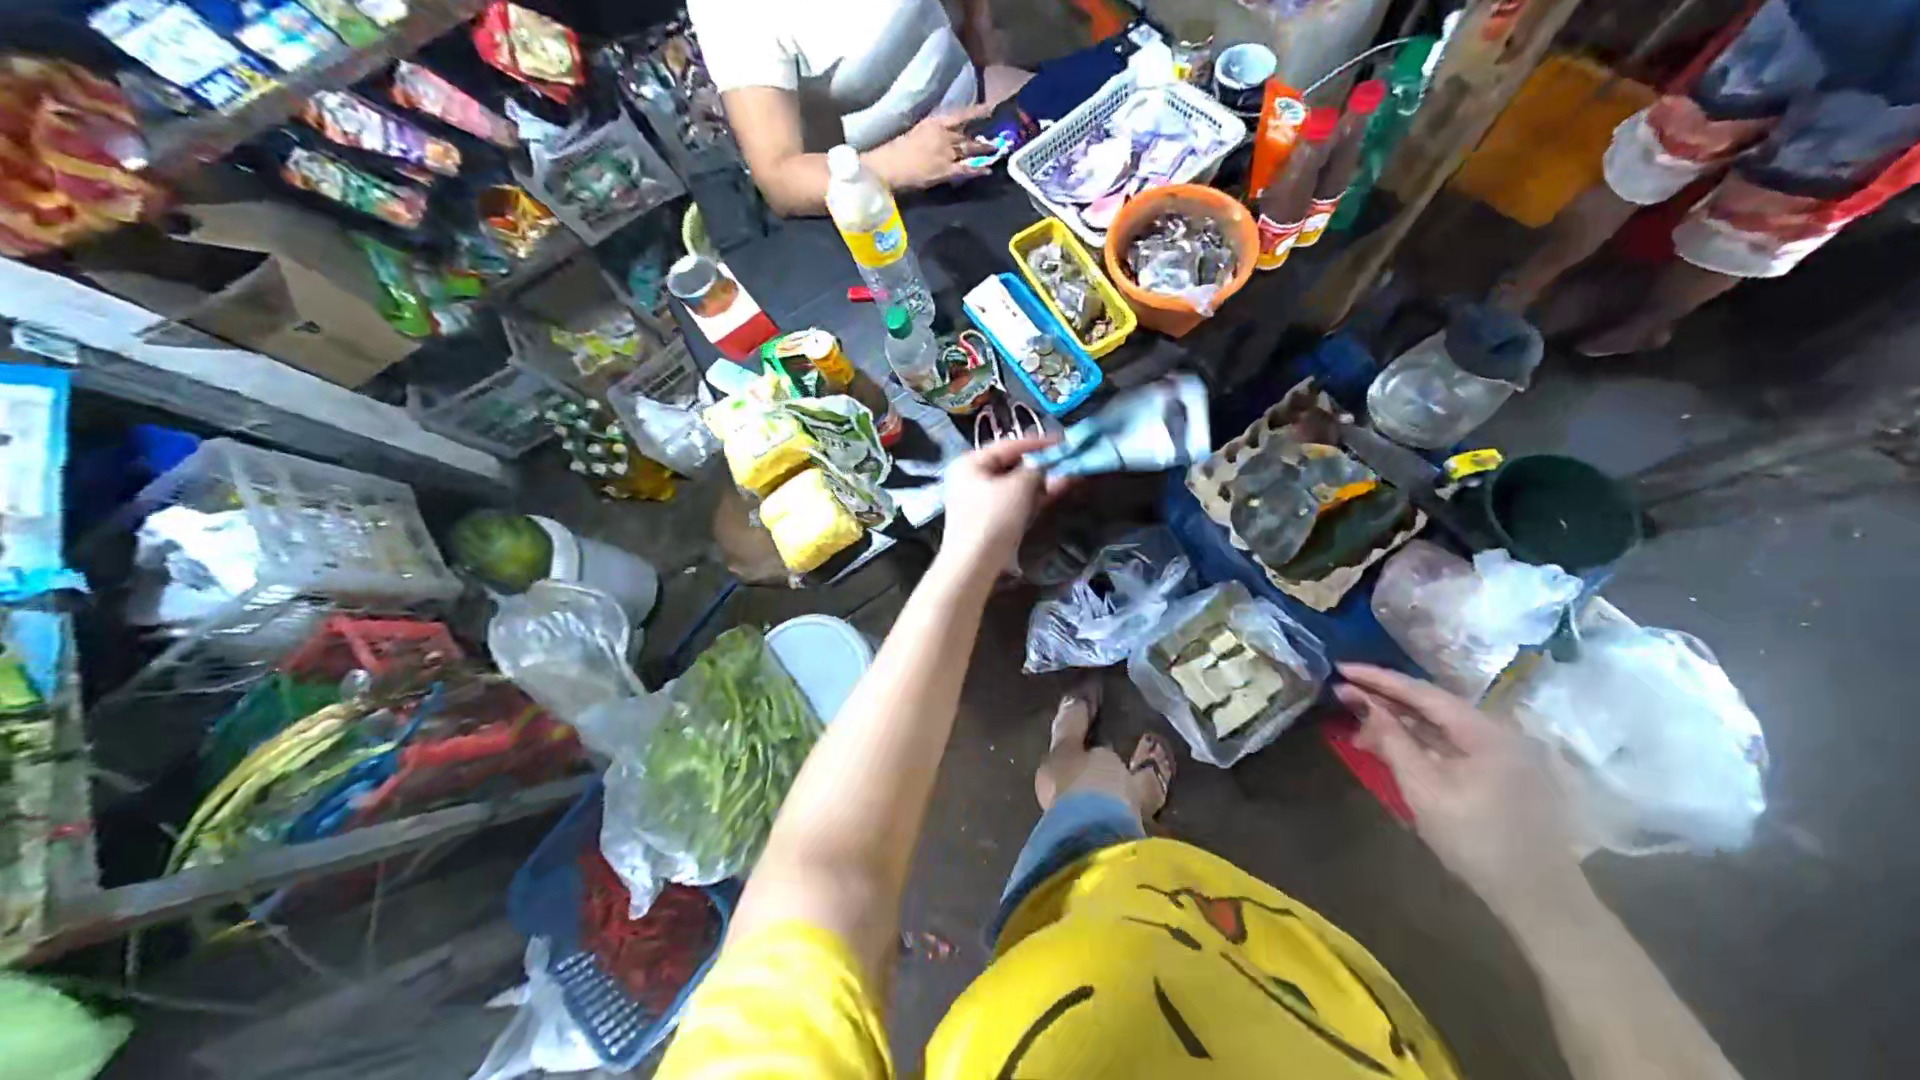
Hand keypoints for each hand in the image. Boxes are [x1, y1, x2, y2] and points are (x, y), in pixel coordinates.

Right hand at [869, 107, 995, 190]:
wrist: (890, 164)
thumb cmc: (898, 148)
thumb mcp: (917, 130)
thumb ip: (933, 130)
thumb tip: (944, 131)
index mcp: (935, 121)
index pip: (961, 114)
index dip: (977, 111)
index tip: (991, 107)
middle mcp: (945, 135)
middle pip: (967, 134)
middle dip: (982, 136)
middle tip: (995, 136)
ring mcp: (947, 153)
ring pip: (970, 149)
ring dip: (983, 149)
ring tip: (995, 150)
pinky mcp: (946, 170)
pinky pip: (966, 169)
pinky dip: (978, 170)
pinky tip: (988, 170)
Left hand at [937, 436, 1066, 574]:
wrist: (975, 564)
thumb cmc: (993, 518)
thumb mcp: (1019, 486)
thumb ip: (1035, 469)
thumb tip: (1043, 466)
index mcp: (971, 463)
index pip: (1009, 445)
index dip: (1038, 442)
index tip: (1064, 441)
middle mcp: (972, 478)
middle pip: (1012, 465)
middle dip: (1041, 464)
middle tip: (1068, 459)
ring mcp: (980, 501)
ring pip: (1016, 485)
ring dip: (1041, 481)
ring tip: (1069, 474)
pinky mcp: (990, 521)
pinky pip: (1015, 502)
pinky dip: (1034, 497)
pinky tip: (1057, 491)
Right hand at [1335, 663, 1585, 913]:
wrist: (1538, 898)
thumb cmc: (1477, 840)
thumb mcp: (1424, 788)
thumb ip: (1392, 741)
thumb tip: (1364, 704)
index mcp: (1486, 731)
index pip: (1422, 692)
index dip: (1378, 679)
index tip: (1340, 668)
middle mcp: (1497, 733)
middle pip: (1432, 706)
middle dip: (1385, 700)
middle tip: (1342, 694)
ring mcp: (1501, 754)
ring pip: (1439, 726)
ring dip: (1398, 722)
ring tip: (1358, 724)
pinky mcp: (1498, 773)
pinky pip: (1449, 745)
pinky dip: (1417, 741)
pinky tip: (1391, 744)